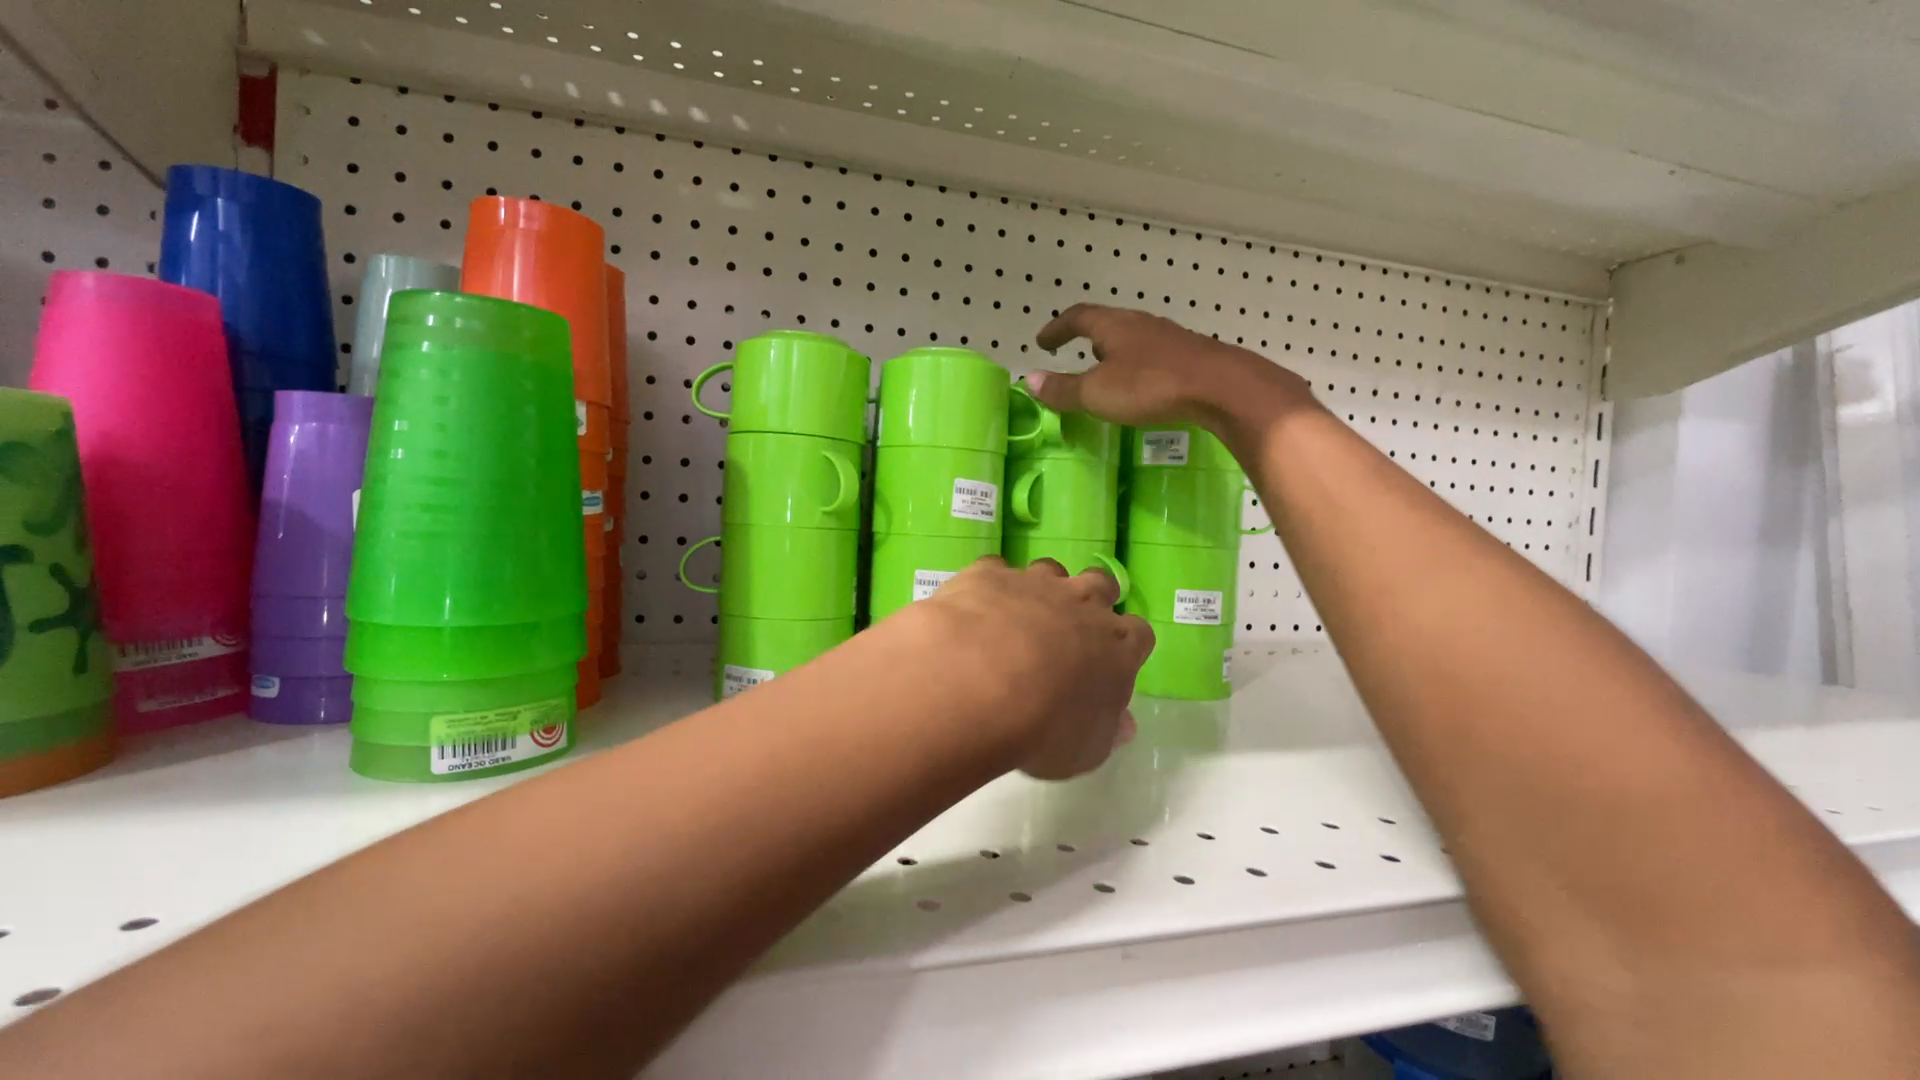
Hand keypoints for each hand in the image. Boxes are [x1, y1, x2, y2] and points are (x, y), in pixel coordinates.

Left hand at [911, 557, 1152, 779]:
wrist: (978, 685)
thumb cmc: (1044, 729)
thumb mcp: (1086, 749)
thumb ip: (1107, 730)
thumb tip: (1125, 724)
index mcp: (1116, 646)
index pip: (1139, 634)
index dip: (1126, 644)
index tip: (1112, 660)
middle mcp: (1082, 605)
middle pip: (1101, 585)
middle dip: (1092, 600)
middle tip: (1072, 625)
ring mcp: (1034, 584)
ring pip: (1050, 570)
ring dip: (1042, 589)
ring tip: (1021, 616)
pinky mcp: (989, 576)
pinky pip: (995, 571)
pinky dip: (990, 587)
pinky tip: (976, 609)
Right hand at [1030, 304, 1314, 426]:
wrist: (1221, 387)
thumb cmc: (1151, 385)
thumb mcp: (1098, 392)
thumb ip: (1063, 388)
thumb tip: (1030, 380)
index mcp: (1113, 326)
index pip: (1077, 318)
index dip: (1057, 328)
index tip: (1043, 341)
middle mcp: (1140, 324)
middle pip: (1109, 323)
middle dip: (1089, 336)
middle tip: (1076, 352)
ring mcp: (1169, 338)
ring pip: (1134, 338)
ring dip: (1116, 351)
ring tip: (1108, 369)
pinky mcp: (1191, 356)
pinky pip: (1155, 355)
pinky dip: (1139, 365)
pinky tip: (1144, 384)